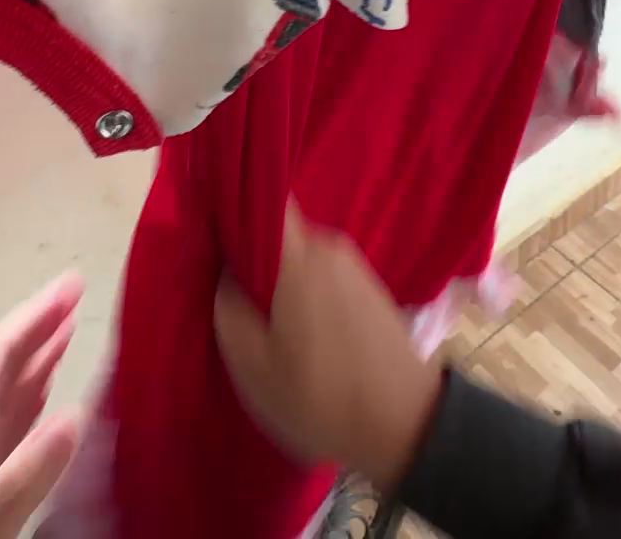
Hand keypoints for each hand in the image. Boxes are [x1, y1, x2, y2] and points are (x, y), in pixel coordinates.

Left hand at [0, 274, 85, 538]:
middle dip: (38, 330)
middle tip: (79, 296)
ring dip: (36, 365)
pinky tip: (50, 415)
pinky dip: (34, 410)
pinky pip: (8, 439)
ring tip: (70, 336)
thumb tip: (78, 413)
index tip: (73, 283)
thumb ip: (15, 482)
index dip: (32, 317)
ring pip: (3, 405)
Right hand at [213, 203, 442, 491]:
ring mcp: (354, 263)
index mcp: (300, 256)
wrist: (405, 422)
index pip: (268, 198)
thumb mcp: (254, 366)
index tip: (215, 230)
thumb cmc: (321, 395)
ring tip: (270, 323)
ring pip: (301, 253)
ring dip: (282, 278)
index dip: (239, 204)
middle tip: (237, 296)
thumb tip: (225, 270)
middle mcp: (330, 245)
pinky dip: (306, 290)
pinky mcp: (369, 283)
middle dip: (256, 255)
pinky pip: (323, 270)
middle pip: (281, 230)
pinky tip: (303, 330)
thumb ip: (229, 307)